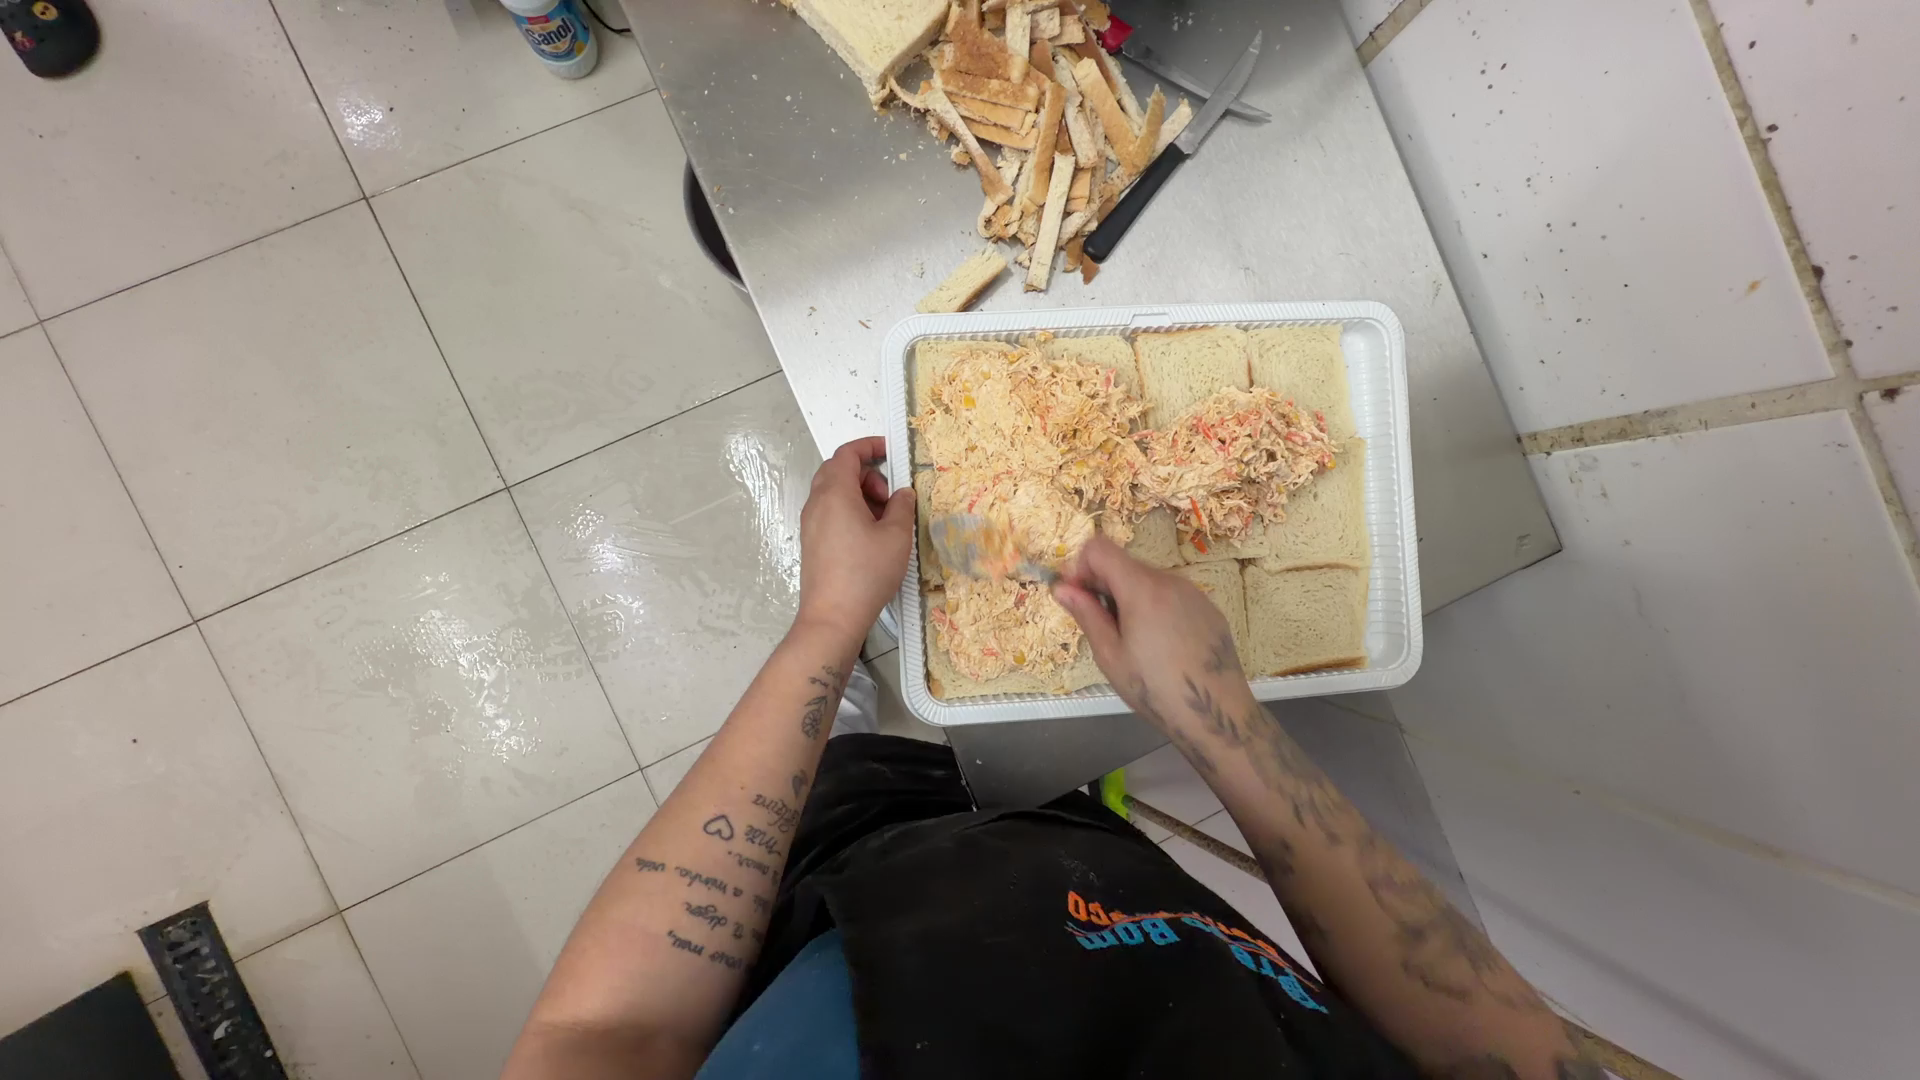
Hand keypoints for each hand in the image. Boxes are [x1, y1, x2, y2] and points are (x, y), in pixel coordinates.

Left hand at [794, 437, 914, 644]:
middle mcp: (817, 504)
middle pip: (838, 471)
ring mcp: (811, 524)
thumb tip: (903, 494)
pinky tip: (870, 537)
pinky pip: (830, 513)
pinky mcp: (812, 543)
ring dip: (860, 495)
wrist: (832, 616)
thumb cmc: (866, 573)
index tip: (890, 452)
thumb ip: (902, 507)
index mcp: (835, 493)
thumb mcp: (897, 536)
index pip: (847, 454)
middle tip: (889, 496)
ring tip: (884, 520)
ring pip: (834, 493)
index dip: (869, 446)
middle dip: (866, 474)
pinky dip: (850, 512)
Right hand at [1052, 535, 1250, 728]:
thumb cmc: (1155, 689)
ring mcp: (1193, 592)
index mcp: (1142, 589)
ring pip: (1147, 580)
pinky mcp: (1208, 608)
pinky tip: (1160, 645)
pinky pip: (1170, 594)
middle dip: (1103, 585)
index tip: (1077, 597)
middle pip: (1124, 564)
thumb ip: (1086, 614)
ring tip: (1132, 641)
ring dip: (1129, 597)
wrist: (1218, 715)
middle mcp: (1170, 580)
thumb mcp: (1110, 656)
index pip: (1100, 548)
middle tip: (1101, 627)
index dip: (1080, 567)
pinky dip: (1154, 607)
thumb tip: (1061, 588)